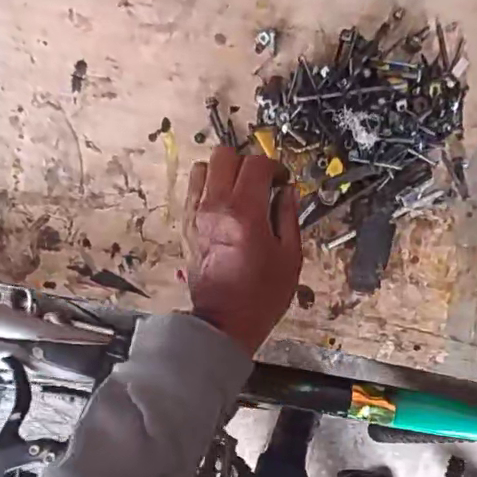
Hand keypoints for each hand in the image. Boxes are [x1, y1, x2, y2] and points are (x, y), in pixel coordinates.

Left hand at [184, 147, 302, 354]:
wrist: (225, 321)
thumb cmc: (259, 296)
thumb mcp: (289, 256)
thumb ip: (288, 216)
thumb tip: (288, 191)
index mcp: (245, 213)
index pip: (257, 164)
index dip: (274, 167)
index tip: (282, 180)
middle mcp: (215, 208)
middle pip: (225, 155)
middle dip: (247, 163)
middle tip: (261, 182)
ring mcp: (196, 215)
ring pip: (204, 167)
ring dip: (224, 172)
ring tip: (240, 191)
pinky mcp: (187, 225)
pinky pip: (194, 189)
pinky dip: (209, 187)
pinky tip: (225, 204)